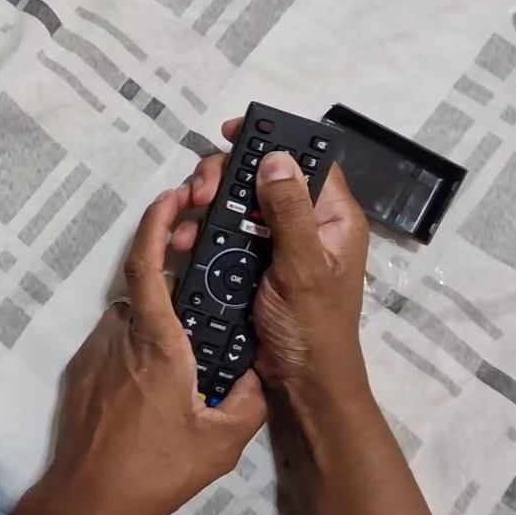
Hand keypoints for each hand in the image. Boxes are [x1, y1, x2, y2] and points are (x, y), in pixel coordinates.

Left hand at [35, 187, 267, 514]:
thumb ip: (248, 400)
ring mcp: (94, 351)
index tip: (171, 198)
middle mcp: (119, 335)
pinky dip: (135, 348)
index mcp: (156, 341)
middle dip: (170, 284)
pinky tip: (150, 388)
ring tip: (178, 365)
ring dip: (154, 325)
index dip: (157, 224)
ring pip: (129, 319)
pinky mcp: (80, 371)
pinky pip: (113, 343)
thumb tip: (258, 372)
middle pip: (142, 289)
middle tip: (199, 306)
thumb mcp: (220, 441)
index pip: (147, 266)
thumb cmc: (155, 467)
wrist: (88, 498)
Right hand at [175, 118, 370, 394]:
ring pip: (236, 203)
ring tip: (188, 215)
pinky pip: (223, 233)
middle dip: (225, 176)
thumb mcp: (303, 265)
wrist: (299, 381)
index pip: (305, 160)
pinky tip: (185, 241)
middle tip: (200, 191)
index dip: (272, 139)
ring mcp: (274, 243)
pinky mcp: (251, 263)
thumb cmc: (311, 325)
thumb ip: (290, 211)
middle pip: (261, 176)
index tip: (233, 133)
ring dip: (208, 204)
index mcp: (331, 217)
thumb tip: (277, 157)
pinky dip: (202, 231)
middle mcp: (303, 223)